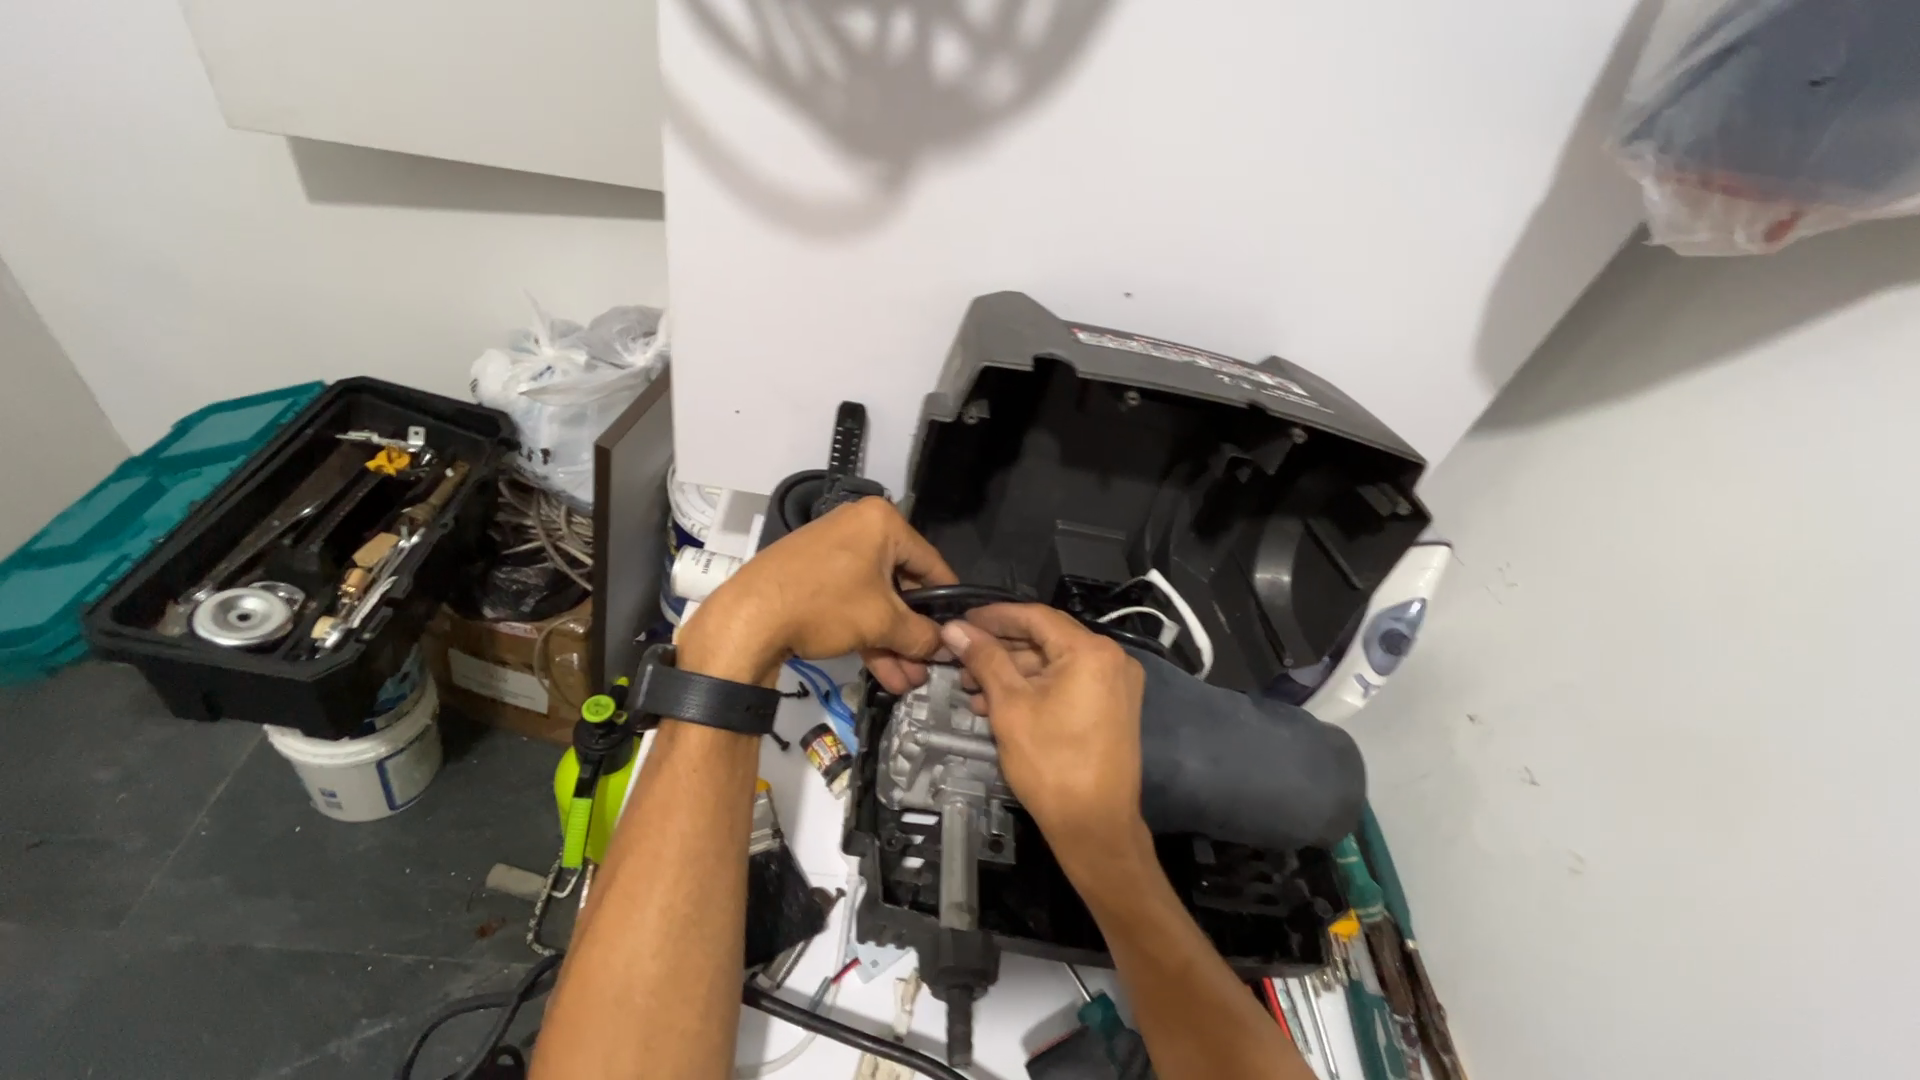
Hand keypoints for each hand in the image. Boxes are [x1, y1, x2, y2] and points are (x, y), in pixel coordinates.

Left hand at [678, 497, 957, 690]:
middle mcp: (859, 528)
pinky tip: (884, 672)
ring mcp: (834, 552)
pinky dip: (867, 633)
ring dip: (892, 642)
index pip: (931, 564)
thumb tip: (945, 647)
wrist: (748, 618)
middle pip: (902, 585)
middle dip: (914, 633)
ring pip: (875, 600)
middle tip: (928, 666)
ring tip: (908, 681)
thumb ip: (922, 635)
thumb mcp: (883, 623)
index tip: (959, 632)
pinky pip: (852, 603)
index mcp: (882, 522)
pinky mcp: (814, 576)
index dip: (948, 603)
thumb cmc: (825, 606)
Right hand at [939, 605, 1146, 860]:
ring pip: (1054, 664)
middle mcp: (1111, 659)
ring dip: (1013, 672)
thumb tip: (955, 628)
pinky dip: (1034, 689)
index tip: (961, 622)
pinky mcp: (1112, 707)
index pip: (1035, 616)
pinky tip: (998, 704)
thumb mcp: (1010, 706)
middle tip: (961, 659)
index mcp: (1091, 651)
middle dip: (1000, 649)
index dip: (994, 617)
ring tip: (972, 689)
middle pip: (1045, 639)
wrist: (1095, 827)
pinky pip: (1068, 684)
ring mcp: (1115, 684)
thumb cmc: (1051, 764)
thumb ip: (984, 659)